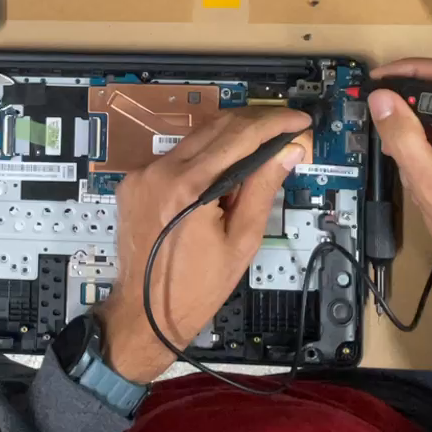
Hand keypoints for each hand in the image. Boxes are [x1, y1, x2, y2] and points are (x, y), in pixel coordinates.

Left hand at [98, 107, 312, 382]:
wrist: (144, 312)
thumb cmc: (194, 287)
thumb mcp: (241, 240)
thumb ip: (263, 189)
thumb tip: (286, 153)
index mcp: (188, 187)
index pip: (239, 136)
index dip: (273, 123)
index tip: (297, 120)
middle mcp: (159, 172)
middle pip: (215, 127)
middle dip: (254, 124)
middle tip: (284, 130)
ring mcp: (141, 174)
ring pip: (194, 139)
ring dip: (228, 139)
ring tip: (258, 155)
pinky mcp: (133, 181)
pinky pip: (174, 157)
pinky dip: (201, 158)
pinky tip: (220, 175)